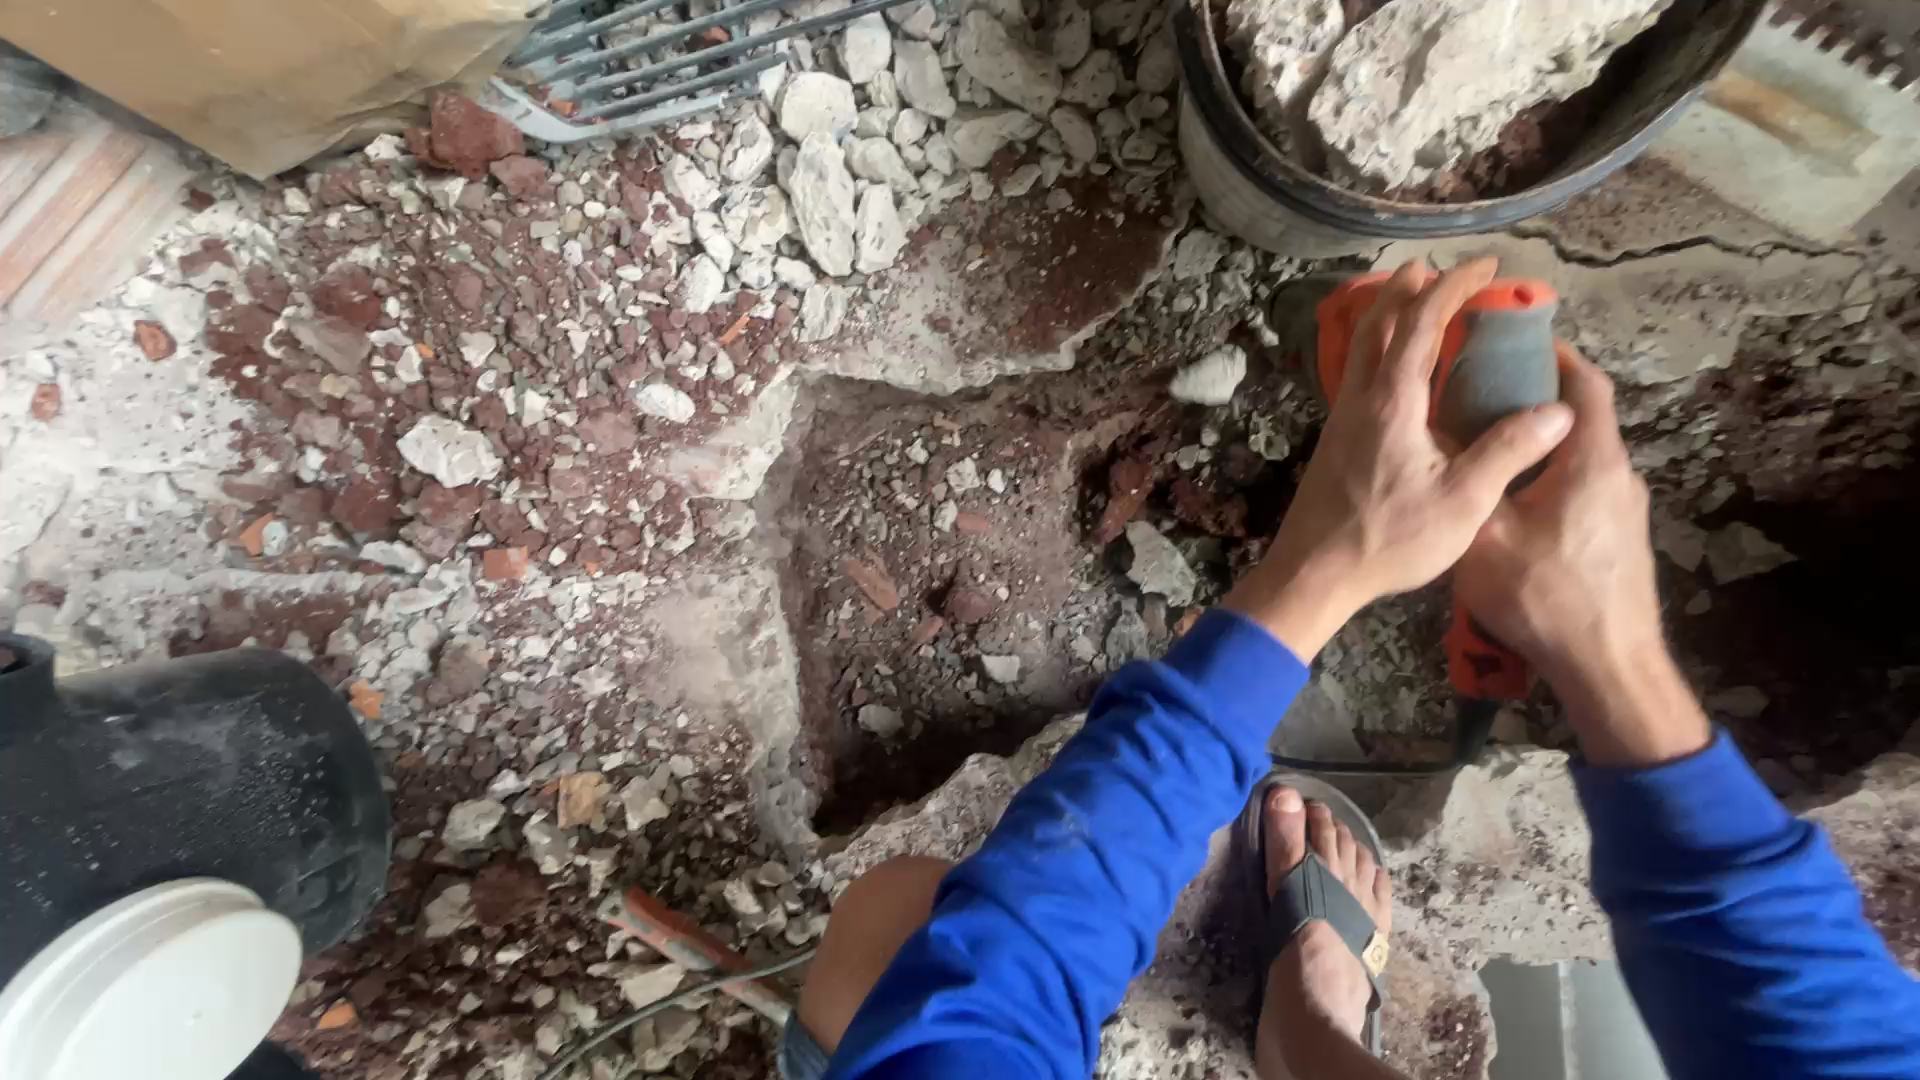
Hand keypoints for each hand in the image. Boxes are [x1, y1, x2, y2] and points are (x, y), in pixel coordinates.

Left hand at [1228, 258, 1573, 656]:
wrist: (1313, 572)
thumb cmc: (1387, 539)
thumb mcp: (1462, 501)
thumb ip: (1507, 451)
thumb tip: (1557, 411)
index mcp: (1389, 405)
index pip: (1419, 326)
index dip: (1451, 289)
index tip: (1485, 266)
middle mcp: (1357, 404)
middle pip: (1375, 329)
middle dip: (1403, 292)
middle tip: (1430, 269)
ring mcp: (1339, 423)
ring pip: (1359, 354)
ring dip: (1385, 321)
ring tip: (1410, 304)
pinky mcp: (1334, 444)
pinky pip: (1356, 380)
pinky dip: (1377, 356)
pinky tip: (1393, 373)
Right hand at [1452, 344, 1709, 764]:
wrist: (1606, 663)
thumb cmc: (1543, 593)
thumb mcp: (1484, 536)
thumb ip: (1470, 481)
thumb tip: (1441, 439)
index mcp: (1590, 464)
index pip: (1584, 389)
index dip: (1554, 357)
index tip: (1516, 339)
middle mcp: (1615, 477)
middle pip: (1579, 420)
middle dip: (1533, 399)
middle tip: (1476, 393)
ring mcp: (1620, 510)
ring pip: (1575, 458)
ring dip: (1535, 442)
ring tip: (1480, 444)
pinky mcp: (1614, 538)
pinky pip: (1576, 487)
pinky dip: (1542, 474)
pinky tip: (1503, 496)